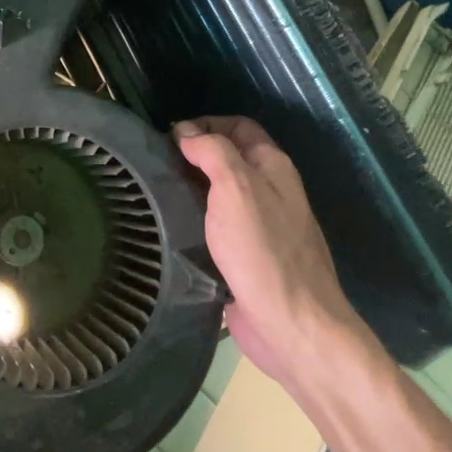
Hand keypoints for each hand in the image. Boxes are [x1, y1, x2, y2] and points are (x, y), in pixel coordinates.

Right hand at [173, 116, 360, 387]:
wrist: (293, 328)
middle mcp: (271, 192)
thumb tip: (186, 133)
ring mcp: (261, 227)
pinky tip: (170, 229)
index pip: (239, 126)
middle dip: (195, 156)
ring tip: (157, 193)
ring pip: (221, 194)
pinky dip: (196, 222)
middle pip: (230, 159)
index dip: (206, 124)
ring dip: (192, 190)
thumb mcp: (236, 188)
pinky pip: (218, 228)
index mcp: (274, 168)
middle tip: (157, 164)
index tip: (171, 136)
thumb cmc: (265, 251)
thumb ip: (212, 152)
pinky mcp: (247, 258)